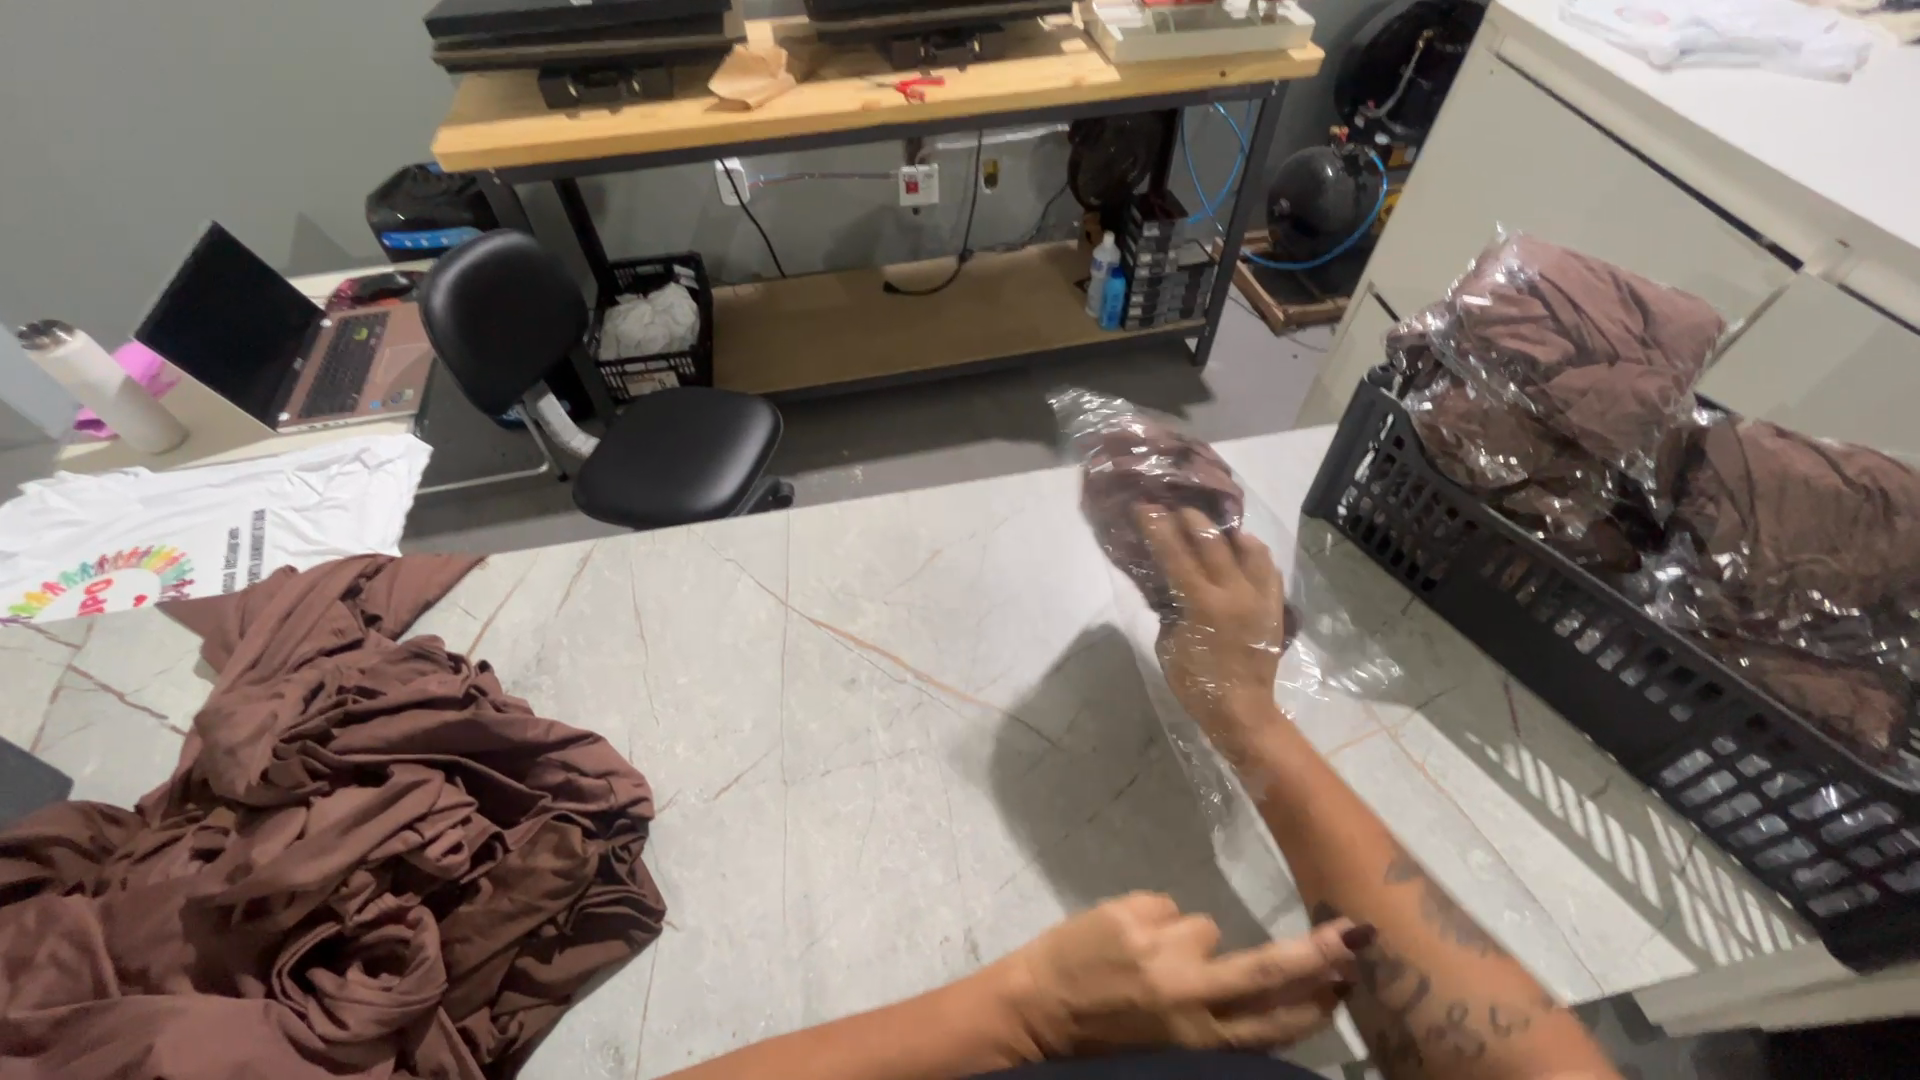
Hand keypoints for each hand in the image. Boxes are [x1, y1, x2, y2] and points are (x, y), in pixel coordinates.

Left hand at [995, 892, 1367, 1058]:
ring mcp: (1160, 948)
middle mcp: (1188, 994)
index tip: (1349, 979)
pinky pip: (1163, 902)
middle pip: (1266, 970)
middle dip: (1315, 955)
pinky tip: (1121, 934)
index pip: (1275, 1023)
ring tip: (1143, 953)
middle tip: (1354, 936)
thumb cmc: (1101, 1031)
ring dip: (1181, 935)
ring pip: (1202, 923)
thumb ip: (1210, 1014)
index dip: (1316, 1002)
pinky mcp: (1132, 913)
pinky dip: (1149, 915)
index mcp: (1199, 1037)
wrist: (1034, 1007)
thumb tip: (1252, 978)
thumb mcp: (1167, 1039)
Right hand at [1135, 505, 1286, 749]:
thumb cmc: (1195, 682)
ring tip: (1211, 528)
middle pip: (1211, 541)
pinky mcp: (1276, 605)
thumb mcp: (1168, 643)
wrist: (1242, 709)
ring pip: (1248, 547)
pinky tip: (1240, 550)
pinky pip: (1268, 566)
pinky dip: (1252, 553)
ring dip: (1226, 532)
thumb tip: (1164, 581)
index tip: (1146, 508)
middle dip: (1190, 520)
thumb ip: (1168, 607)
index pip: (1175, 554)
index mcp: (1202, 604)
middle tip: (1174, 509)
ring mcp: (1261, 597)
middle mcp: (1235, 593)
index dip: (1158, 528)